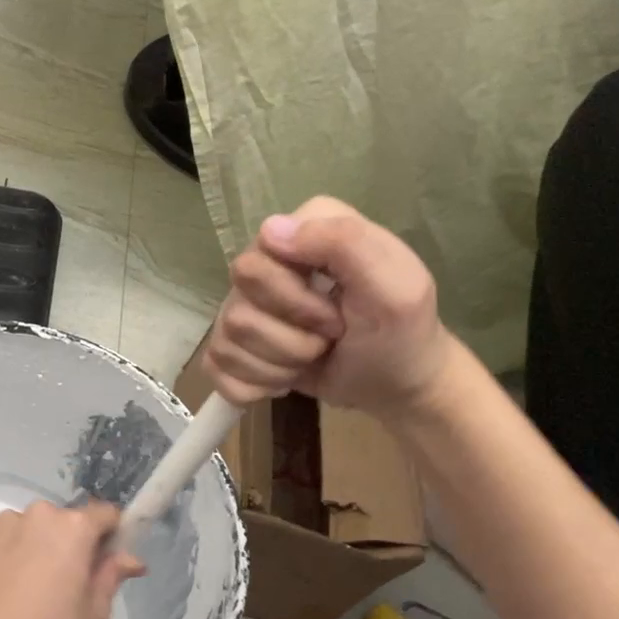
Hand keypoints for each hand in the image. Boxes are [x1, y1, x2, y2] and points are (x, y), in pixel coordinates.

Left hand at [0, 501, 144, 618]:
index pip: (106, 513)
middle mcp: (41, 512)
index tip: (106, 555)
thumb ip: (114, 574)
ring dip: (41, 541)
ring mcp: (8, 518)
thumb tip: (132, 558)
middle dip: (72, 540)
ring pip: (36, 525)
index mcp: (75, 526)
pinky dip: (13, 546)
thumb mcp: (95, 608)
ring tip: (32, 579)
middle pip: (68, 519)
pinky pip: (9, 531)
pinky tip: (9, 576)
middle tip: (67, 575)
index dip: (111, 533)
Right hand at [203, 196, 455, 416]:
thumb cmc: (401, 334)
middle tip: (328, 335)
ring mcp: (241, 306)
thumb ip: (346, 242)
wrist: (395, 387)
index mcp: (300, 233)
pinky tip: (285, 379)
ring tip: (313, 357)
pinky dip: (256, 384)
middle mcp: (263, 263)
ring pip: (227, 341)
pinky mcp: (229, 346)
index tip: (335, 308)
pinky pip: (216, 367)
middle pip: (237, 305)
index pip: (255, 259)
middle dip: (288, 336)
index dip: (292, 297)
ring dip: (280, 364)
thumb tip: (270, 231)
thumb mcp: (398, 285)